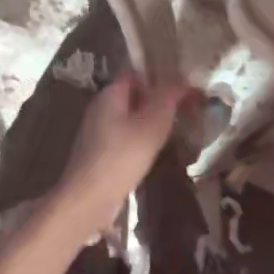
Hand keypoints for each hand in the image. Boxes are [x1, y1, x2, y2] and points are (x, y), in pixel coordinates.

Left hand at [55, 73, 190, 230]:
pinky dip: (141, 143)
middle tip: (185, 112)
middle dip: (158, 102)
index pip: (136, 74)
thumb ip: (167, 99)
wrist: (88, 199)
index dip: (160, 78)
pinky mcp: (99, 155)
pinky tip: (156, 154)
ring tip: (176, 132)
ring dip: (150, 125)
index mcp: (109, 95)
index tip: (184, 89)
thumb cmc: (121, 157)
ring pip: (129, 120)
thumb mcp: (151, 124)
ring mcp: (97, 133)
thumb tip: (183, 83)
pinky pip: (124, 140)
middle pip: (133, 97)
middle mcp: (99, 109)